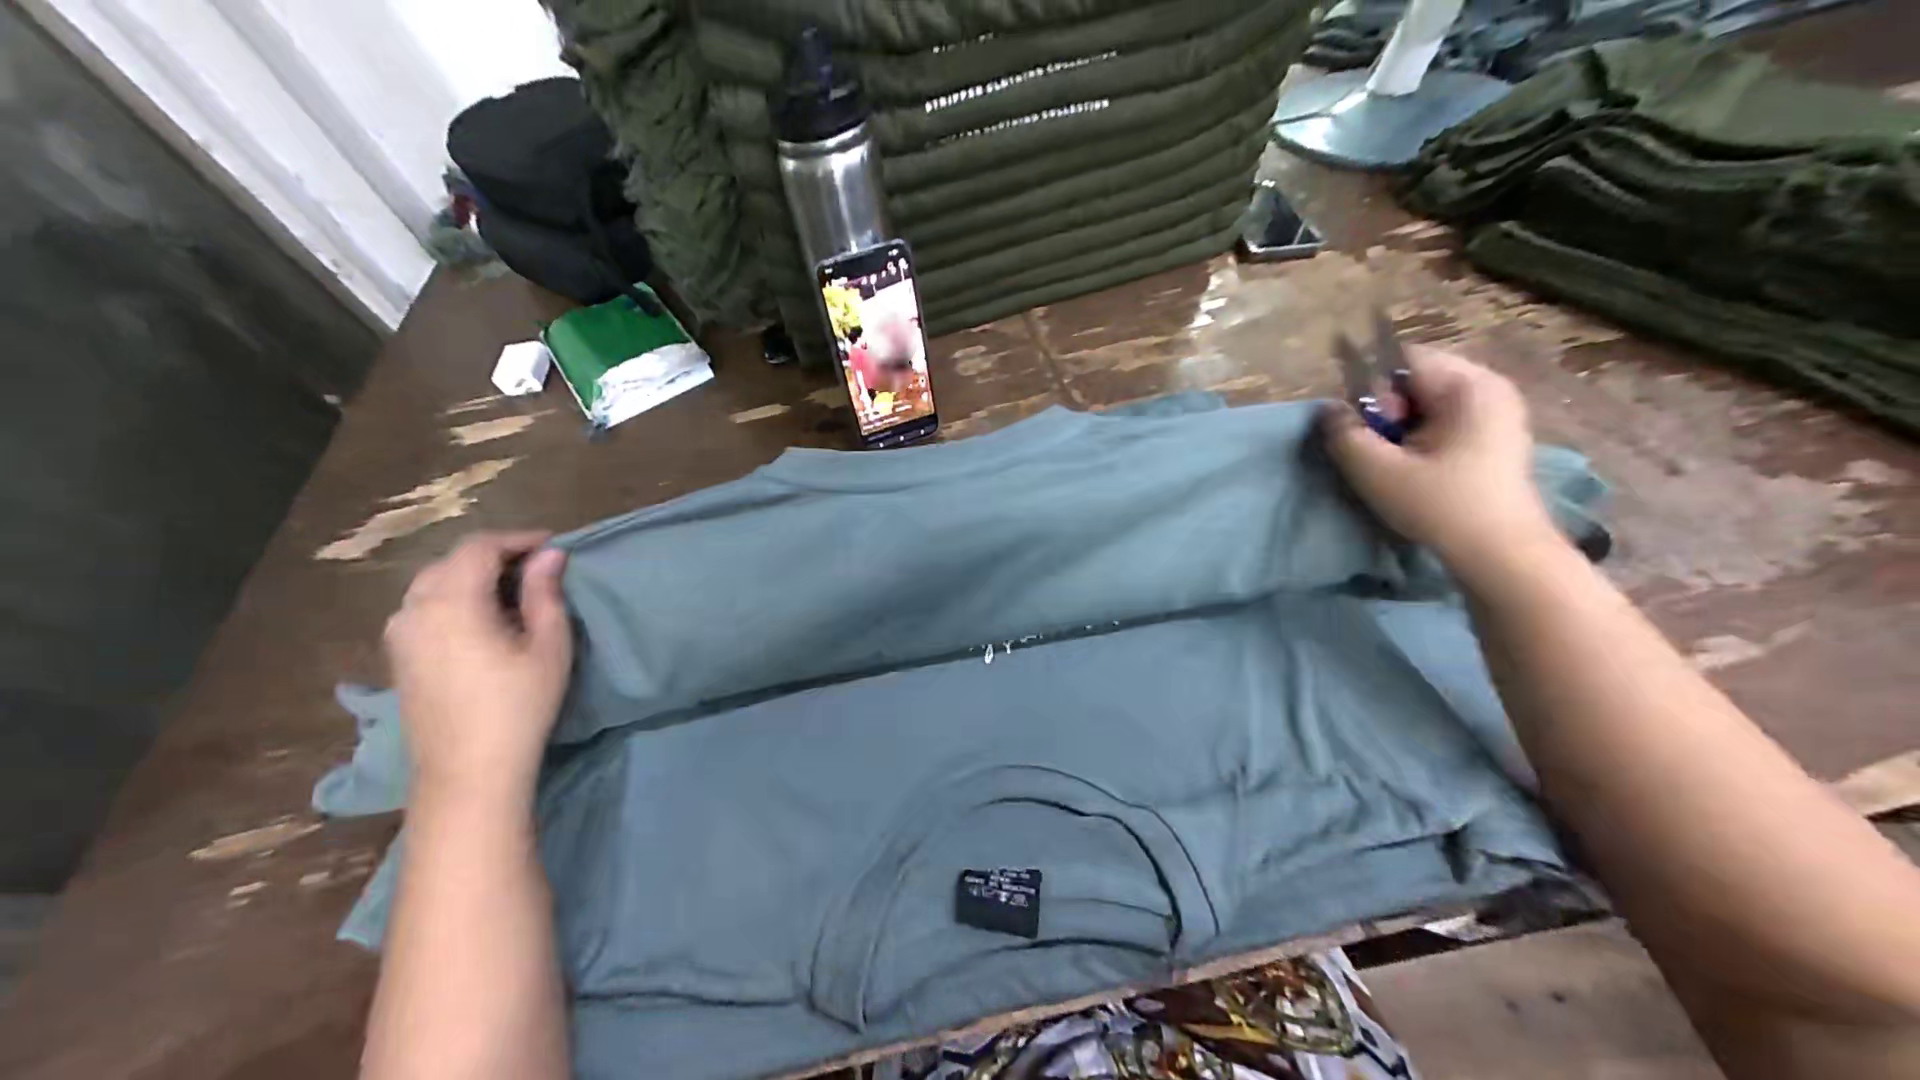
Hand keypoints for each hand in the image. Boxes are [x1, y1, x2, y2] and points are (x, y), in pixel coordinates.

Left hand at [384, 532, 572, 802]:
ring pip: (433, 583)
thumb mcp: (548, 646)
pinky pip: (423, 607)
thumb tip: (550, 555)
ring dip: (472, 575)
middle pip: (452, 561)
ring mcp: (399, 634)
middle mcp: (414, 609)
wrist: (468, 772)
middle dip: (495, 555)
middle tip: (538, 567)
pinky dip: (454, 596)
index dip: (518, 539)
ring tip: (513, 590)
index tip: (554, 546)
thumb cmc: (519, 705)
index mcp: (451, 601)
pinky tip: (482, 618)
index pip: (480, 547)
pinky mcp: (398, 657)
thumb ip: (545, 594)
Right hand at [1321, 346, 1558, 576]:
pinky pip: (1448, 418)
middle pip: (1416, 378)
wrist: (1502, 555)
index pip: (1401, 358)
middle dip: (1389, 410)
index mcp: (1467, 385)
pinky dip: (1424, 436)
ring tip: (1400, 462)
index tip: (1371, 430)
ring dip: (1404, 426)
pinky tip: (1422, 469)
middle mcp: (1490, 386)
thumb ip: (1343, 433)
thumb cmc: (1440, 506)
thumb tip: (1328, 410)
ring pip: (1429, 401)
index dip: (1373, 390)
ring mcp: (1500, 411)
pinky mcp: (1499, 436)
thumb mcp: (1376, 471)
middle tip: (1384, 450)